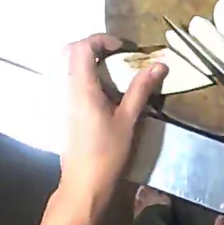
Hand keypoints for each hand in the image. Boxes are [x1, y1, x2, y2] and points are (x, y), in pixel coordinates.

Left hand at [56, 35, 164, 212]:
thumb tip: (160, 64)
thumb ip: (141, 89)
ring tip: (114, 71)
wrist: (84, 184)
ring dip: (88, 61)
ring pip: (68, 67)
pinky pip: (70, 82)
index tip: (122, 47)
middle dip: (92, 46)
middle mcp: (67, 90)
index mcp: (81, 89)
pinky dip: (85, 76)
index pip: (81, 48)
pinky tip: (105, 91)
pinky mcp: (65, 112)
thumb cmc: (107, 153)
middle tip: (116, 54)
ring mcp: (63, 101)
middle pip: (69, 52)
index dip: (101, 40)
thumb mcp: (128, 119)